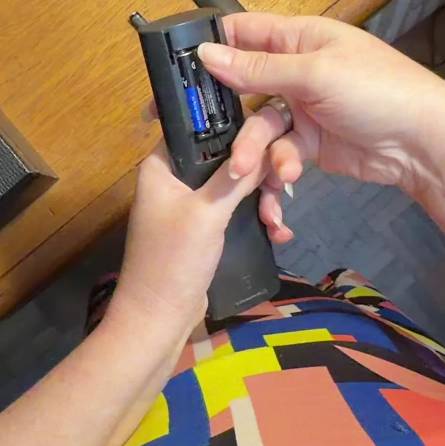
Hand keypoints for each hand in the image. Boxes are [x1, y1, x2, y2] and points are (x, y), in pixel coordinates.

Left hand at [108, 145, 268, 334]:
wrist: (160, 317)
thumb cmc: (174, 258)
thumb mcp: (207, 211)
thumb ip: (237, 176)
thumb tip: (268, 142)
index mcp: (162, 165)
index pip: (199, 128)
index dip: (236, 129)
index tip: (272, 136)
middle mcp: (174, 178)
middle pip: (225, 158)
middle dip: (257, 173)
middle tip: (284, 185)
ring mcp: (190, 205)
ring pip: (236, 186)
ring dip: (261, 201)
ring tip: (278, 222)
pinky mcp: (205, 228)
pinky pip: (236, 211)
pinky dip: (256, 218)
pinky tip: (277, 232)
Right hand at [197, 12, 444, 240]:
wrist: (424, 144)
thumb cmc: (376, 91)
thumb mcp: (315, 74)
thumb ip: (258, 68)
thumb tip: (205, 53)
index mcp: (297, 38)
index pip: (242, 32)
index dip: (209, 46)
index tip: (175, 70)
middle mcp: (294, 70)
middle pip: (241, 87)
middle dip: (223, 115)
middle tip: (190, 133)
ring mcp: (301, 109)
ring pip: (258, 128)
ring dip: (253, 151)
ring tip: (250, 173)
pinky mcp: (308, 144)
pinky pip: (278, 154)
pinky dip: (277, 169)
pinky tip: (286, 181)